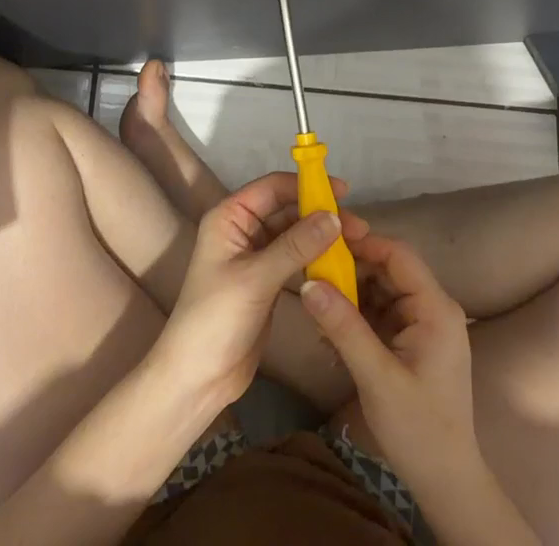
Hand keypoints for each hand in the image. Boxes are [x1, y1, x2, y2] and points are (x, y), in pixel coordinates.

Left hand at [150, 172, 360, 407]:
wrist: (198, 374)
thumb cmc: (217, 318)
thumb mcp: (257, 277)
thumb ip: (296, 245)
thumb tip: (334, 216)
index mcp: (229, 218)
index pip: (272, 187)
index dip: (307, 185)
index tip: (345, 193)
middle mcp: (240, 231)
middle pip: (286, 209)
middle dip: (321, 213)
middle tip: (360, 227)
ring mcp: (254, 256)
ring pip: (294, 234)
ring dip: (322, 236)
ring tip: (358, 244)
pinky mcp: (266, 281)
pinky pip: (295, 258)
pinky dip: (316, 257)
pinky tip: (341, 263)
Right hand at [300, 230, 481, 485]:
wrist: (444, 478)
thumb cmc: (417, 426)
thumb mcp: (376, 375)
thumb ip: (343, 326)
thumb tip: (308, 282)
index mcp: (435, 309)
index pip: (398, 255)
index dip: (362, 242)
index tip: (322, 241)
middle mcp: (432, 310)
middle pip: (386, 271)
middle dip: (348, 272)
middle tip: (308, 276)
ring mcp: (421, 327)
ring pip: (379, 293)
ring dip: (348, 298)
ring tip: (315, 310)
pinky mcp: (410, 344)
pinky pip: (378, 316)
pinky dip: (354, 319)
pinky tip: (329, 334)